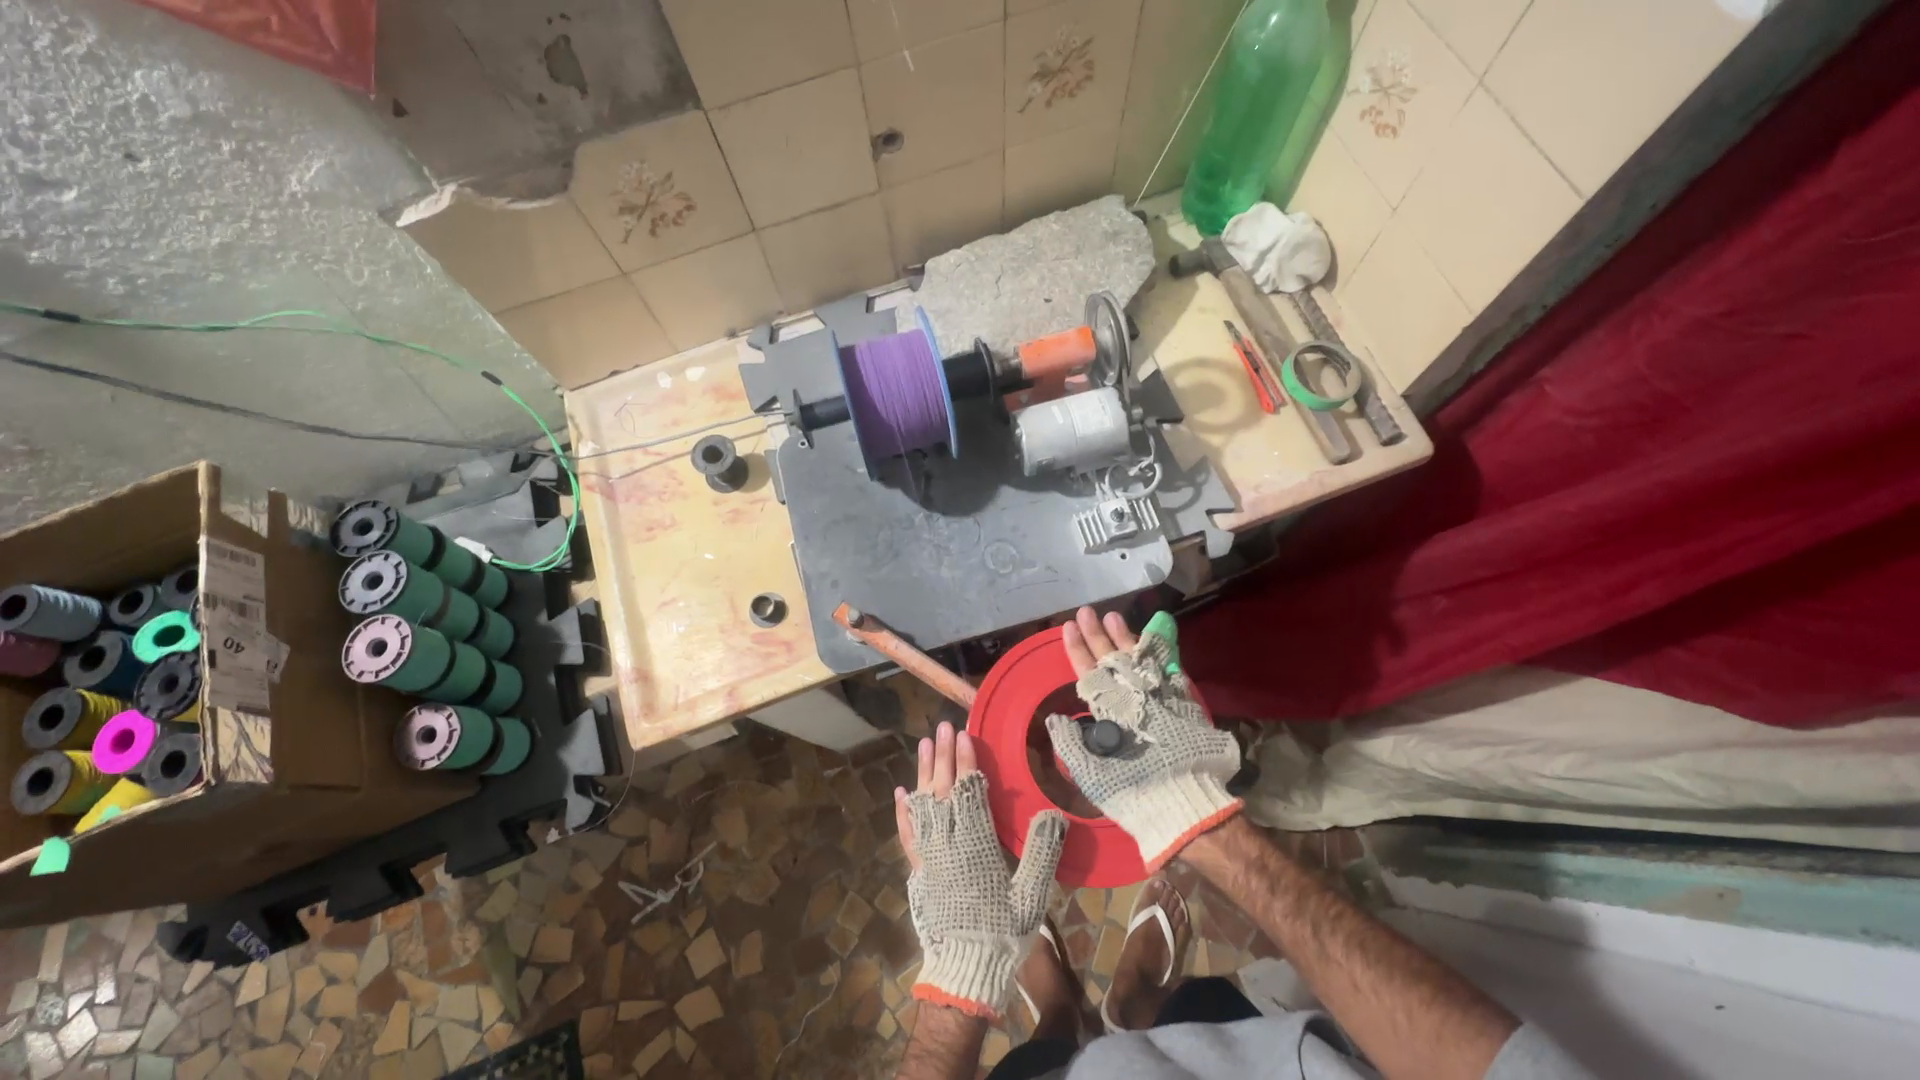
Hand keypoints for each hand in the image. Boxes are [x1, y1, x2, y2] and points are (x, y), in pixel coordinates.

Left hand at [893, 722, 1066, 1018]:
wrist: (965, 970)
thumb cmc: (1002, 932)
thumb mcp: (1031, 895)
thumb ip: (1041, 852)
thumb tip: (1052, 812)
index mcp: (977, 844)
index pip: (969, 793)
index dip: (967, 763)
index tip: (964, 735)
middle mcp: (948, 843)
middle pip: (943, 791)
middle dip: (943, 757)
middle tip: (942, 727)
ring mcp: (930, 857)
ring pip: (923, 806)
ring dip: (923, 773)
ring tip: (924, 745)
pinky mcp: (920, 871)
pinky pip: (908, 835)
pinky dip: (904, 812)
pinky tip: (901, 793)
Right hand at [1051, 606, 1242, 868]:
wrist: (1183, 803)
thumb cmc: (1132, 792)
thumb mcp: (1091, 774)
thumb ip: (1071, 743)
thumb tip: (1057, 719)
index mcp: (1108, 712)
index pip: (1087, 672)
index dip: (1076, 649)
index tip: (1068, 627)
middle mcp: (1134, 698)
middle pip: (1112, 659)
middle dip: (1096, 635)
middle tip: (1086, 612)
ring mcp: (1160, 698)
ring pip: (1139, 659)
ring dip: (1124, 638)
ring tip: (1112, 617)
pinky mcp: (1183, 704)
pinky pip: (1167, 670)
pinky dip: (1158, 653)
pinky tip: (1152, 639)